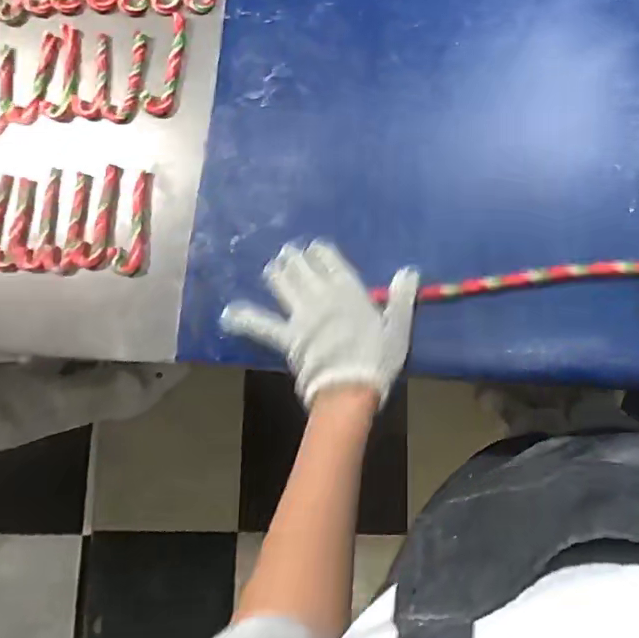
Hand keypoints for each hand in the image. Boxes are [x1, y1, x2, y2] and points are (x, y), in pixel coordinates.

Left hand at [220, 240, 416, 408]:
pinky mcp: (285, 335)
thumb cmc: (378, 358)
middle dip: (294, 259)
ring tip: (274, 268)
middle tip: (290, 255)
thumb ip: (401, 297)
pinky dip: (245, 317)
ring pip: (282, 283)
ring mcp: (300, 313)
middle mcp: (321, 294)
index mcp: (349, 289)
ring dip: (277, 273)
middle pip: (301, 267)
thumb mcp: (398, 326)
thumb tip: (408, 272)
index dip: (319, 252)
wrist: (351, 387)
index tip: (314, 250)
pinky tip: (230, 313)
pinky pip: (260, 323)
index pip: (328, 260)